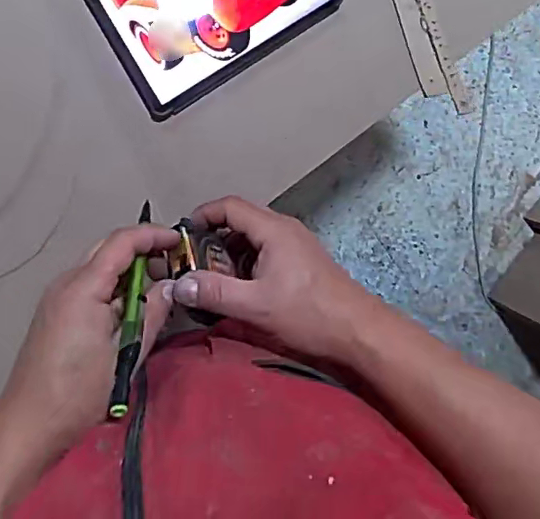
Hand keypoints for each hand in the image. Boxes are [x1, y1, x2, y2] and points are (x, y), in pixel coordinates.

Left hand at [0, 224, 178, 458]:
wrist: (27, 427)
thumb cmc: (76, 394)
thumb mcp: (124, 354)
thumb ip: (151, 314)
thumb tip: (170, 286)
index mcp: (83, 286)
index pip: (122, 241)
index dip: (153, 235)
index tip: (177, 240)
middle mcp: (66, 282)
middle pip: (108, 249)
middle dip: (141, 252)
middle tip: (169, 269)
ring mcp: (57, 297)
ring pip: (98, 267)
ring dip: (127, 272)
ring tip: (154, 293)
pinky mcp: (54, 312)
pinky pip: (88, 285)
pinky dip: (112, 288)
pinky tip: (127, 311)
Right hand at [170, 196, 390, 363]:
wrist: (359, 333)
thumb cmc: (309, 314)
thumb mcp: (256, 306)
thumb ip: (215, 293)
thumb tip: (180, 285)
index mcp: (273, 229)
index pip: (229, 206)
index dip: (203, 214)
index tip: (184, 234)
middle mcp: (284, 228)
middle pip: (240, 220)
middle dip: (214, 238)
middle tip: (196, 262)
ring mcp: (296, 244)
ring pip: (253, 237)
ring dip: (231, 253)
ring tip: (216, 279)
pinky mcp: (302, 261)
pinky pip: (266, 250)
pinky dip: (248, 262)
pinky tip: (243, 289)